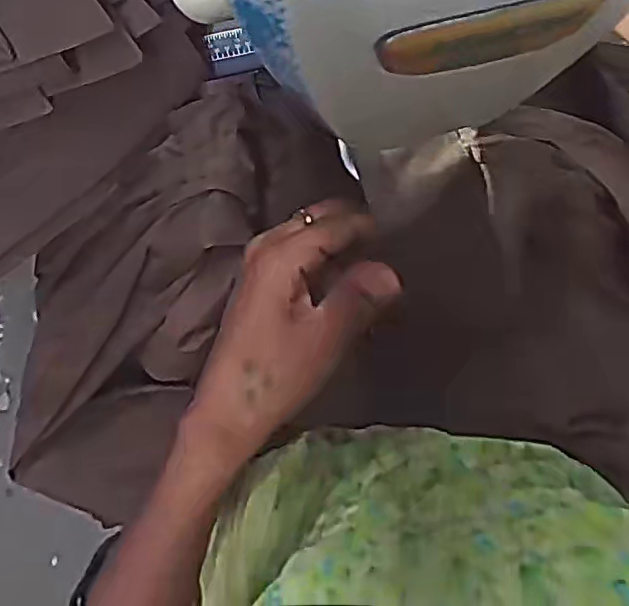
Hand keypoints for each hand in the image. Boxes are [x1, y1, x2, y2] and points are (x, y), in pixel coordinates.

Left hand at [183, 199, 401, 465]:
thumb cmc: (276, 374)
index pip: (333, 222)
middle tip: (388, 239)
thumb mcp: (325, 336)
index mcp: (281, 253)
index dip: (367, 224)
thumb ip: (359, 296)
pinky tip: (340, 272)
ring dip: (334, 237)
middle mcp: (265, 246)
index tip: (400, 230)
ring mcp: (256, 261)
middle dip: (350, 222)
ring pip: (304, 231)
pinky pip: (294, 248)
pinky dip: (319, 252)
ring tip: (371, 253)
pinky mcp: (256, 280)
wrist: (228, 411)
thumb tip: (391, 270)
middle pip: (315, 218)